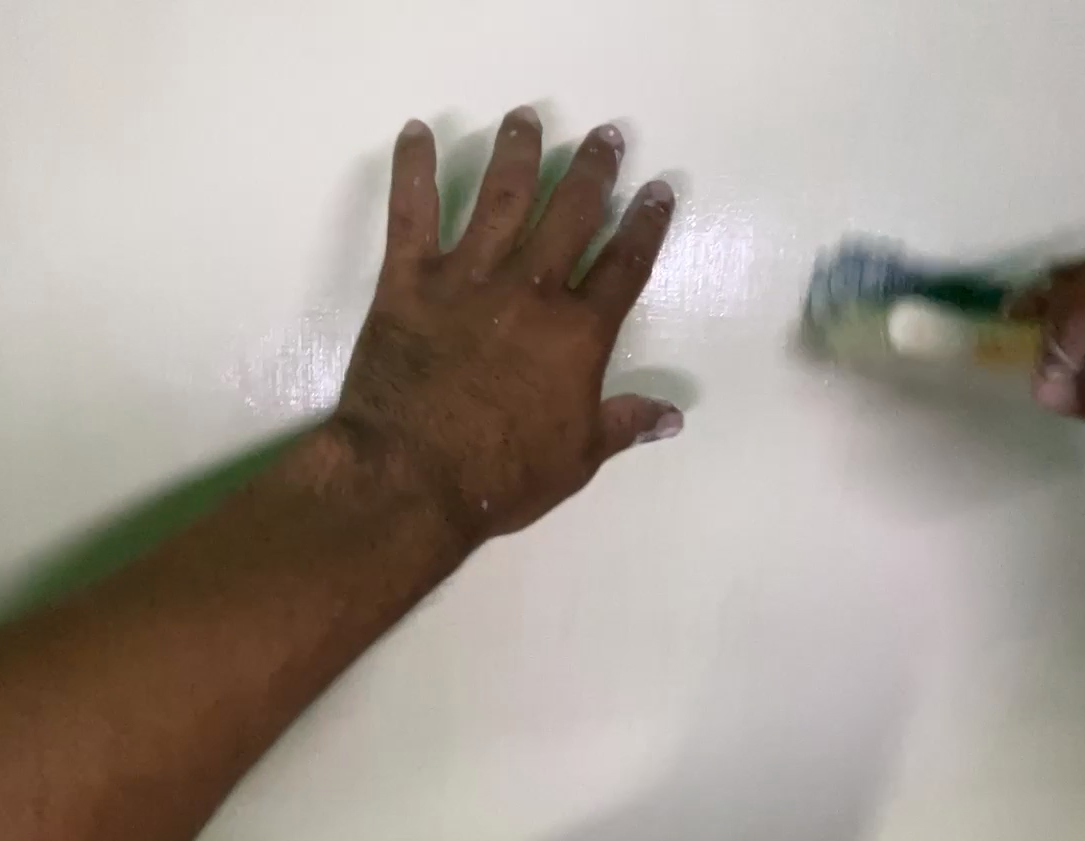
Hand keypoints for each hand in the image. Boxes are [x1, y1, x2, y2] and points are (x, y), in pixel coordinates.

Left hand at [329, 107, 682, 542]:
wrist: (413, 477)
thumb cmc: (504, 476)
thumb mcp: (578, 458)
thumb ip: (624, 425)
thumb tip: (675, 416)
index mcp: (579, 334)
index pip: (624, 266)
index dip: (644, 225)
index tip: (656, 190)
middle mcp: (532, 290)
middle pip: (572, 215)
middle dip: (593, 172)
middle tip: (606, 136)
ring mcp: (469, 279)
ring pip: (501, 197)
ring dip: (518, 153)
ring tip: (526, 118)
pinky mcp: (409, 281)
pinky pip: (411, 213)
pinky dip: (412, 169)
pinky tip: (417, 132)